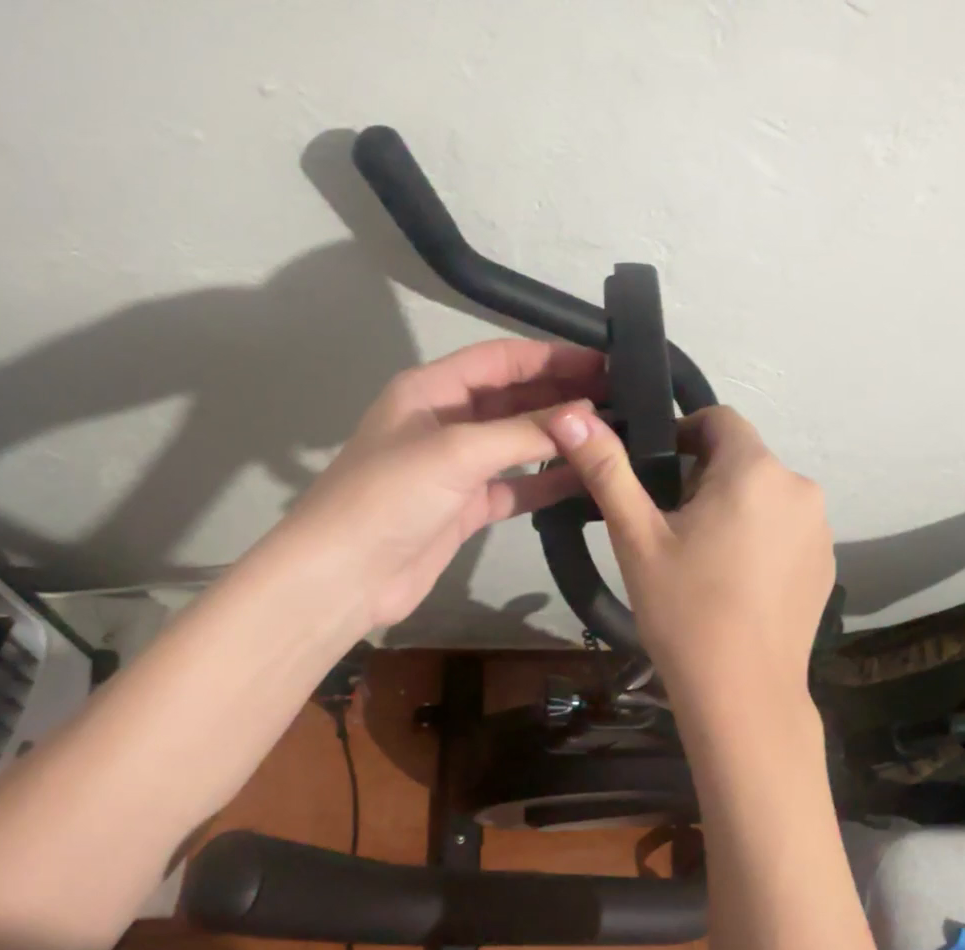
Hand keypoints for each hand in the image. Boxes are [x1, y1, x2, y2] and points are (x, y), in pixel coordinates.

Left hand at [286, 339, 602, 628]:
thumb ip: (523, 431)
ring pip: (517, 443)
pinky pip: (515, 486)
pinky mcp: (464, 508)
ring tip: (613, 433)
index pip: (501, 359)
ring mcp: (455, 468)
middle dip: (561, 395)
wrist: (343, 576)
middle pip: (513, 398)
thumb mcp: (457, 451)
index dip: (552, 357)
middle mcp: (444, 422)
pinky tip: (587, 477)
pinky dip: (547, 481)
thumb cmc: (390, 497)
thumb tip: (586, 413)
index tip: (604, 363)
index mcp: (431, 390)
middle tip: (620, 397)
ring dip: (558, 438)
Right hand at [546, 404, 834, 710]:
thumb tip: (570, 413)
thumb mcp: (636, 537)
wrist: (743, 694)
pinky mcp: (826, 564)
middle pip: (743, 459)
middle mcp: (800, 488)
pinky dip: (760, 539)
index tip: (655, 476)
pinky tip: (735, 583)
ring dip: (734, 508)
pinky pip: (787, 530)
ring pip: (766, 496)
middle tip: (669, 527)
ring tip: (701, 558)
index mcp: (755, 470)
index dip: (682, 434)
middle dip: (704, 478)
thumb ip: (607, 468)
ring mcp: (820, 529)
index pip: (719, 419)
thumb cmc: (684, 610)